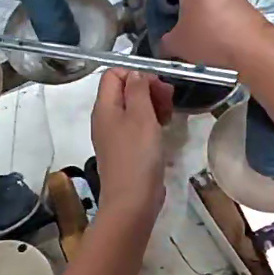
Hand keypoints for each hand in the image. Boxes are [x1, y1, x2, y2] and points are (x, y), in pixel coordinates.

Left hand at [91, 69, 172, 223]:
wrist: (132, 200)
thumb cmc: (137, 155)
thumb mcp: (141, 116)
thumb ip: (138, 90)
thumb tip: (136, 73)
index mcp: (104, 107)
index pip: (113, 74)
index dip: (136, 73)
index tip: (158, 86)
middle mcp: (105, 119)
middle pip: (124, 90)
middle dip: (148, 89)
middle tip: (169, 101)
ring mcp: (114, 135)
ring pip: (133, 109)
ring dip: (152, 106)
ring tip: (169, 116)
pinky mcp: (125, 150)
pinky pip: (136, 127)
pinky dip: (151, 123)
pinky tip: (164, 131)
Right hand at [159, 0, 273, 72]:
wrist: (252, 50)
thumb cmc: (209, 38)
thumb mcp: (176, 44)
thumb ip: (165, 40)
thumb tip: (164, 44)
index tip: (173, 3)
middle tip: (185, 18)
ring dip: (207, 7)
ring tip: (202, 32)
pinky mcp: (247, 3)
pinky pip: (228, 5)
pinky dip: (222, 16)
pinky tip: (218, 38)